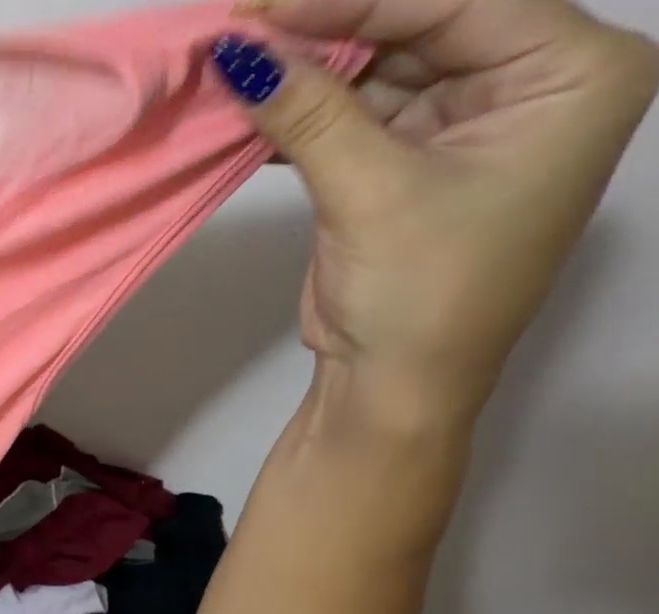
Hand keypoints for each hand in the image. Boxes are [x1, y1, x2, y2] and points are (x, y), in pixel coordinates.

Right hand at [212, 0, 658, 428]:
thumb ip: (309, 111)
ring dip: (304, 70)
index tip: (263, 6)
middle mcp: (526, 84)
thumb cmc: (424, 292)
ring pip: (377, 67)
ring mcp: (463, 121)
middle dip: (325, 29)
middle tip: (241, 27)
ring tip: (234, 61)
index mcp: (571, 74)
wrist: (395, 383)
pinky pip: (351, 113)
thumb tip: (238, 52)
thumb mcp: (370, 191)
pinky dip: (299, 112)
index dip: (352, 0)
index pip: (458, 2)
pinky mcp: (405, 158)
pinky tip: (252, 103)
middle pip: (419, 25)